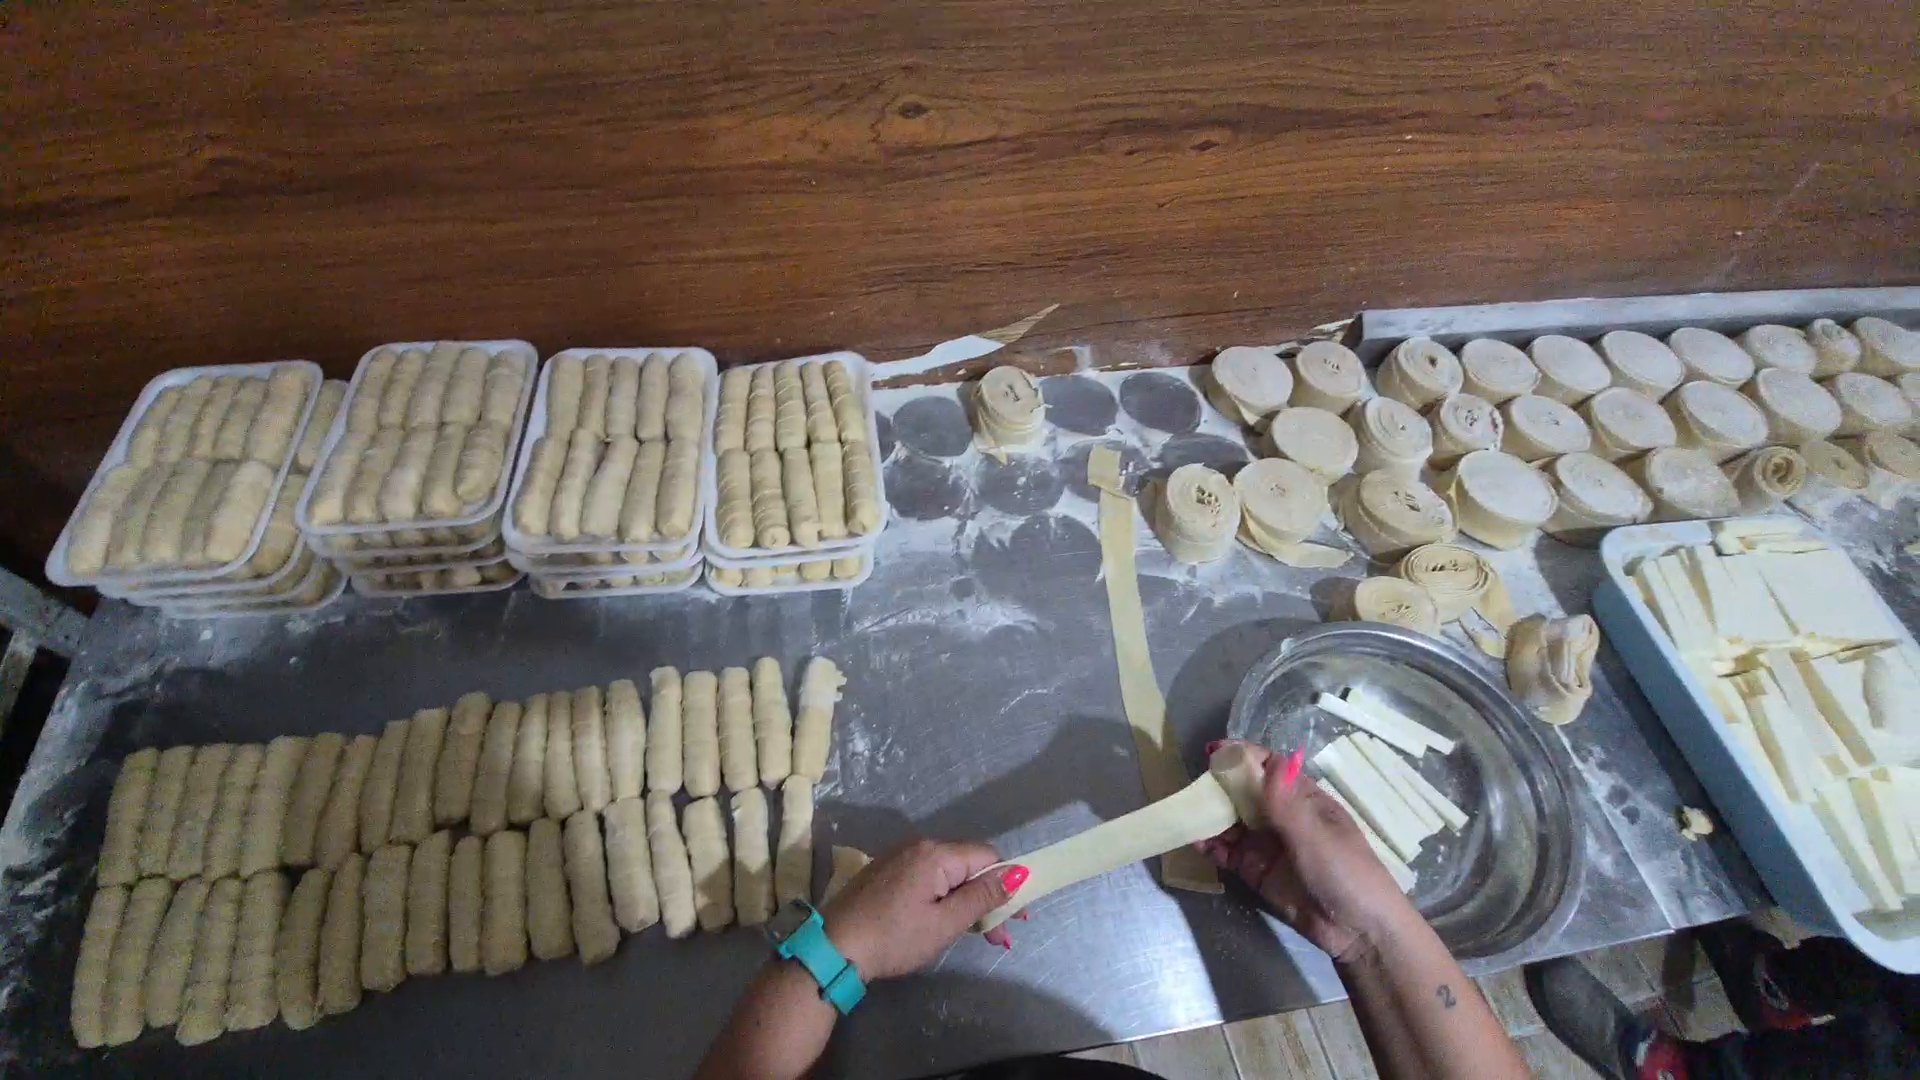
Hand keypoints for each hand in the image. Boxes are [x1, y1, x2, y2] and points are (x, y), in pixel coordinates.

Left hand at [821, 839, 1027, 979]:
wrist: (834, 947)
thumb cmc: (894, 937)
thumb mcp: (944, 923)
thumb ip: (982, 897)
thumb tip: (1018, 872)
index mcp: (937, 854)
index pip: (987, 856)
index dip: (1006, 884)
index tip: (1015, 918)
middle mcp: (920, 845)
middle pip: (968, 864)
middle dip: (987, 897)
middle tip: (998, 938)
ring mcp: (901, 856)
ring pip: (948, 872)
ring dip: (966, 899)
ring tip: (974, 934)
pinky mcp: (887, 870)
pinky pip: (927, 876)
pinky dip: (942, 896)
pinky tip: (943, 920)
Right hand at [1197, 741, 1416, 963]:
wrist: (1360, 933)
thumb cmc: (1347, 872)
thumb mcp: (1316, 835)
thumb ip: (1284, 802)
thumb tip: (1261, 762)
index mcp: (1301, 798)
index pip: (1267, 767)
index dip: (1240, 757)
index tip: (1213, 752)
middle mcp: (1280, 816)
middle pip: (1242, 791)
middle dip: (1217, 786)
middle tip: (1194, 787)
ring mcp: (1265, 843)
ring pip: (1229, 821)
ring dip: (1210, 816)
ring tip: (1190, 817)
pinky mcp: (1254, 870)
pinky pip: (1226, 852)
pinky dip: (1209, 845)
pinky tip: (1196, 842)